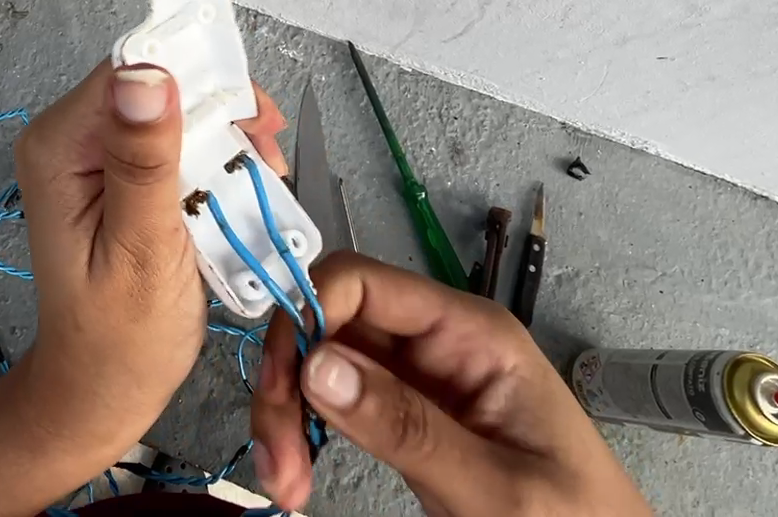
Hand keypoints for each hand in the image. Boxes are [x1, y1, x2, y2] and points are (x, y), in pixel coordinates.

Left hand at [10, 60, 289, 474]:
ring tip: (264, 172)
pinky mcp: (118, 170)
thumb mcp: (140, 249)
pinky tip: (241, 182)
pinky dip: (213, 155)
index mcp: (59, 147)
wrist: (104, 387)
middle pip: (154, 83)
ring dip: (224, 134)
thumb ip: (142, 161)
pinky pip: (172, 139)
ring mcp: (94, 152)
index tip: (254, 114)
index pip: (128, 71)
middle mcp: (70, 137)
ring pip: (171, 108)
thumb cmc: (121, 336)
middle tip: (268, 149)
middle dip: (218, 108)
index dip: (195, 76)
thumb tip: (145, 73)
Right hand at [251, 251, 651, 515]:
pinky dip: (302, 428)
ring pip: (318, 358)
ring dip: (286, 409)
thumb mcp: (502, 494)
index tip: (280, 385)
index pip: (361, 282)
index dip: (307, 314)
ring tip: (283, 480)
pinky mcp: (397, 408)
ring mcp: (412, 372)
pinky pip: (330, 396)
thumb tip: (312, 365)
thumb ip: (408, 428)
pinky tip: (295, 471)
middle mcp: (431, 336)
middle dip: (288, 377)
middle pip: (328, 320)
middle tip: (275, 458)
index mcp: (467, 330)